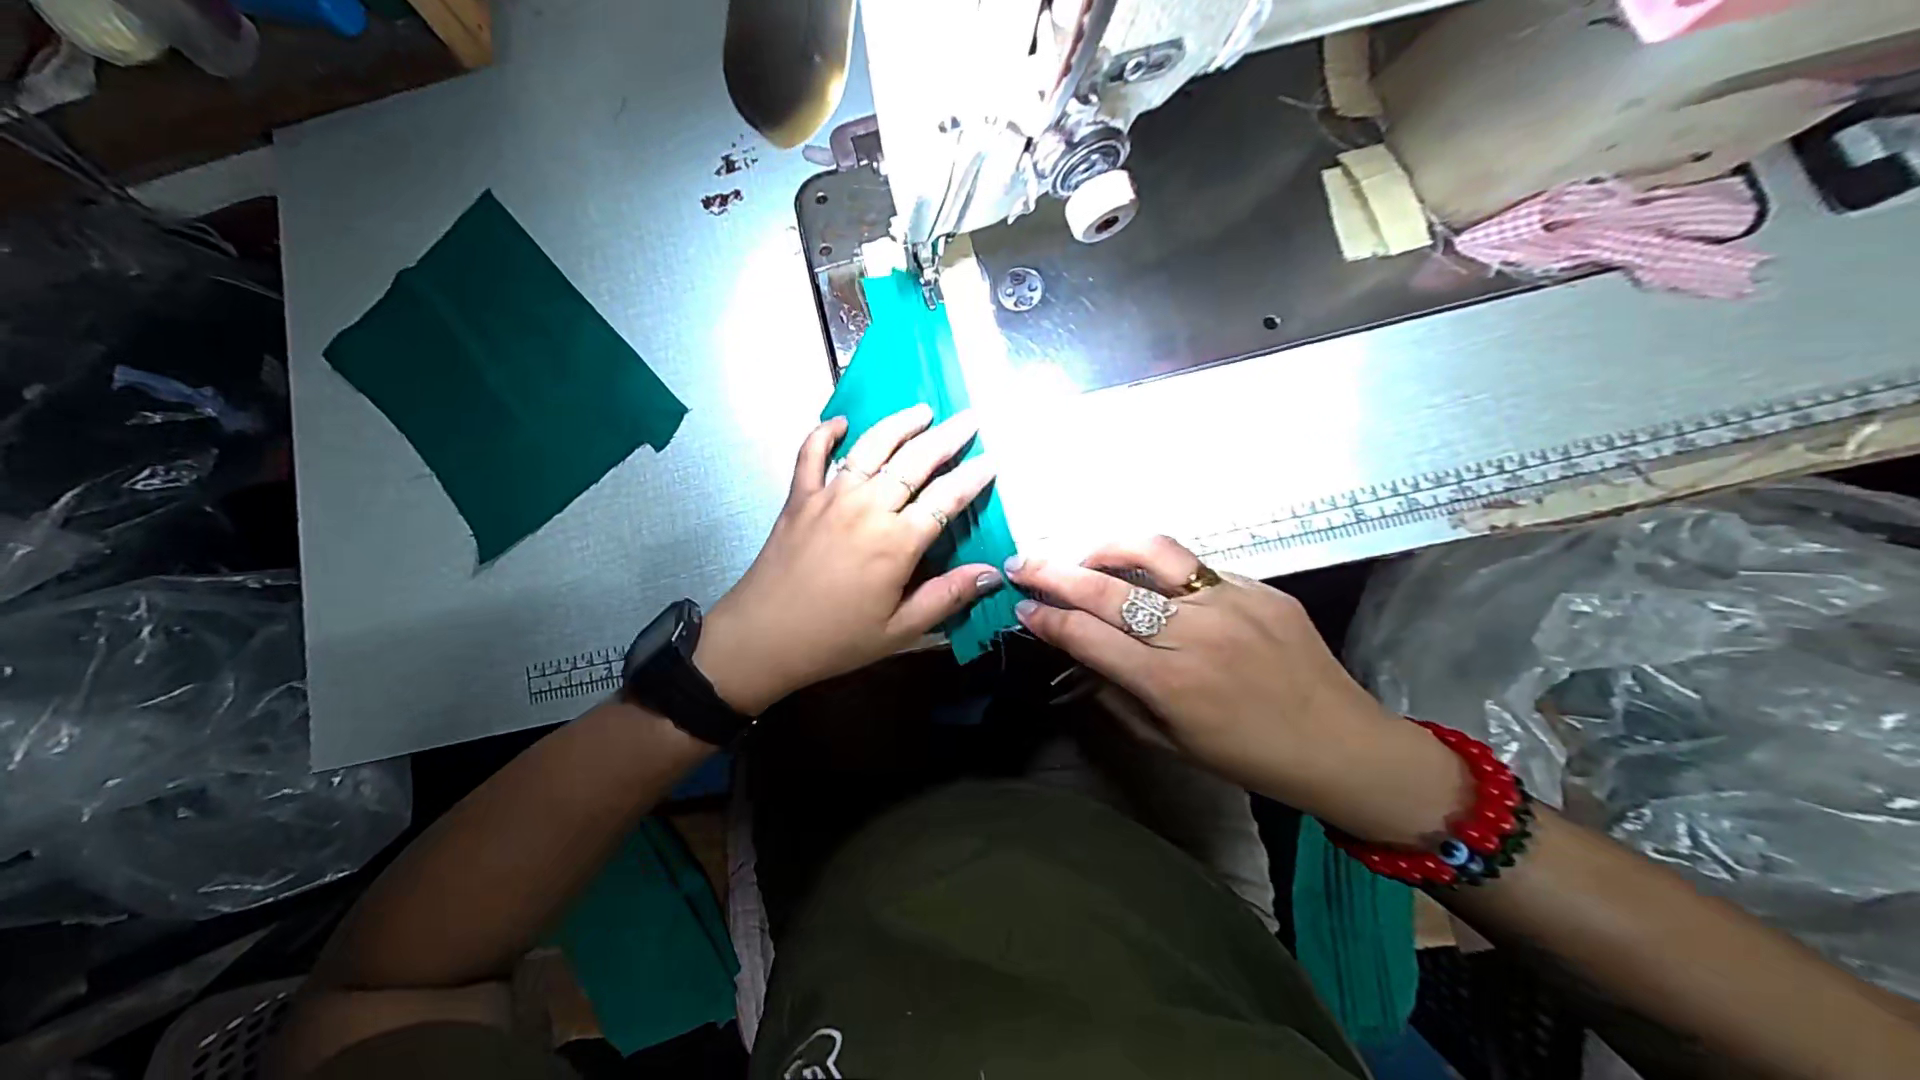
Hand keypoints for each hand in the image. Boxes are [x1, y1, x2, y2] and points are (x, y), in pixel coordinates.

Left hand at [692, 405, 1000, 714]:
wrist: (763, 637)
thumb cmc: (836, 639)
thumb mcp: (900, 630)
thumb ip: (947, 596)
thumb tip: (993, 573)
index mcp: (896, 542)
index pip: (945, 498)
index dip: (973, 478)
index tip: (992, 460)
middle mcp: (866, 508)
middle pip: (914, 462)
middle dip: (946, 438)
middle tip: (968, 418)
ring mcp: (829, 497)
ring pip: (870, 448)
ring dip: (899, 424)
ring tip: (922, 410)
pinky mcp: (799, 498)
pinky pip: (811, 455)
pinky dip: (824, 434)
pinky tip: (840, 422)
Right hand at [1005, 536, 1468, 845]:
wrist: (1340, 743)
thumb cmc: (1247, 756)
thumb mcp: (1170, 742)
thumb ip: (1117, 698)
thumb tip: (1080, 657)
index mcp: (1168, 683)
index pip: (1087, 636)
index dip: (1047, 619)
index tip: (1022, 608)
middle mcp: (1194, 634)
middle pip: (1106, 590)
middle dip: (1052, 574)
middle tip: (1022, 563)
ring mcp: (1230, 602)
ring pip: (1151, 553)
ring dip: (1105, 547)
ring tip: (1082, 551)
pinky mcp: (1260, 587)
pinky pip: (1196, 567)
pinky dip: (1162, 570)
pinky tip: (1152, 580)